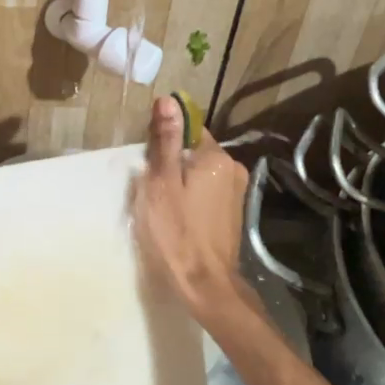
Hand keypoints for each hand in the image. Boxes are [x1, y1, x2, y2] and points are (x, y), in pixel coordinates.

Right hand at [134, 96, 251, 317]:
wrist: (205, 283)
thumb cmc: (176, 231)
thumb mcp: (161, 183)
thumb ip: (165, 141)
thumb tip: (167, 100)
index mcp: (217, 157)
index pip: (189, 127)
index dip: (165, 139)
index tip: (149, 160)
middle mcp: (233, 168)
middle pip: (194, 149)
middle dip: (171, 161)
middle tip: (151, 186)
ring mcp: (236, 191)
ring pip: (200, 171)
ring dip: (180, 179)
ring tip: (162, 203)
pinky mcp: (233, 211)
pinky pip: (207, 189)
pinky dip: (191, 195)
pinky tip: (178, 215)